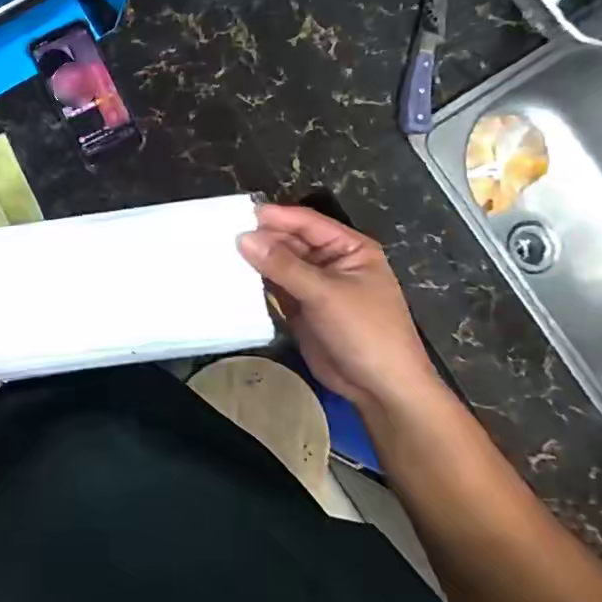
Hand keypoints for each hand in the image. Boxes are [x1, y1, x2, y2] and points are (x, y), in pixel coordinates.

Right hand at [237, 204, 445, 414]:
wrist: (380, 387)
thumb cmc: (365, 331)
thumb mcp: (325, 293)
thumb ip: (283, 265)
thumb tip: (243, 238)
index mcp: (349, 248)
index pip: (307, 223)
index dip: (275, 218)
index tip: (238, 214)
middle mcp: (332, 263)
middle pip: (291, 242)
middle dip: (262, 239)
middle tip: (221, 236)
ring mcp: (316, 287)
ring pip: (281, 266)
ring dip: (257, 262)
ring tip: (220, 254)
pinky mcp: (302, 310)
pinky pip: (276, 290)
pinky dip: (258, 285)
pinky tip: (233, 279)